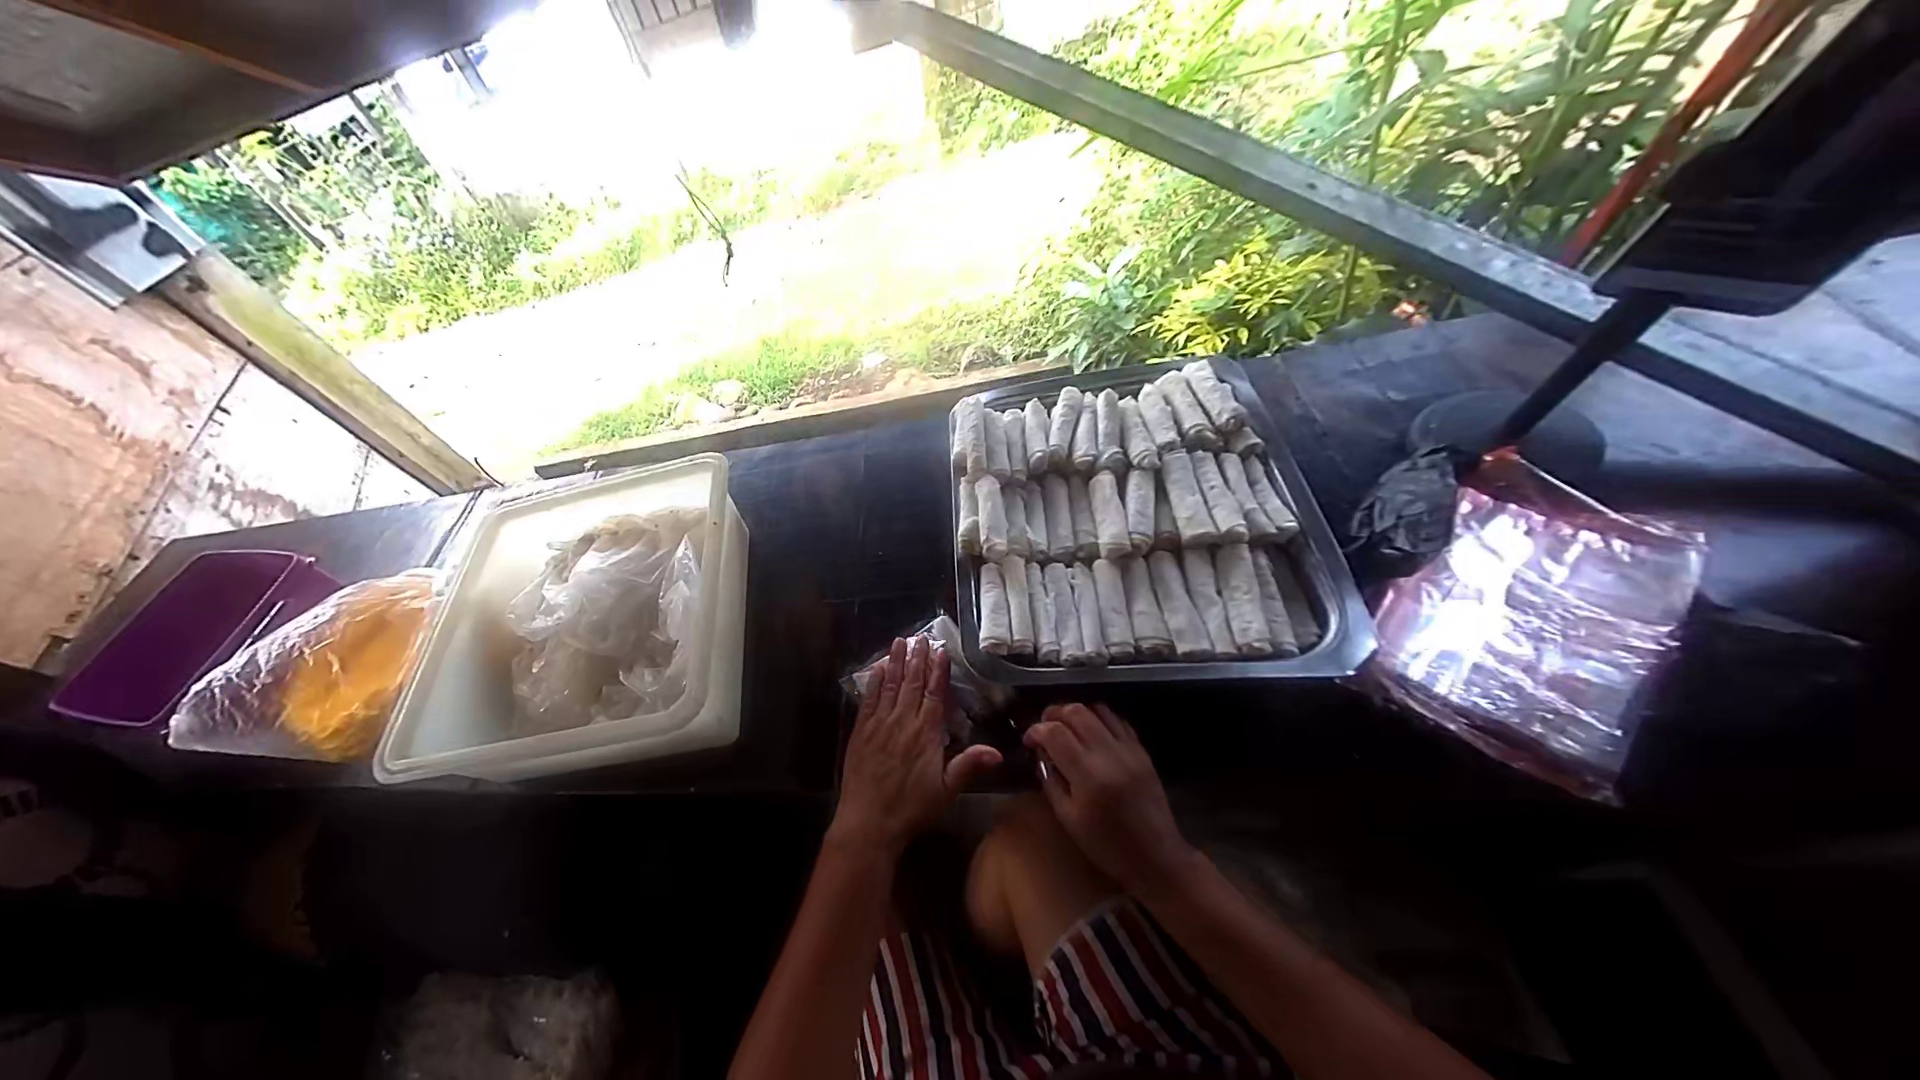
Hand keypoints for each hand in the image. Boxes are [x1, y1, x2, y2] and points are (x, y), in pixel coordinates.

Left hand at [830, 637, 1001, 856]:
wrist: (868, 823)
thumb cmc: (911, 808)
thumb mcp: (946, 790)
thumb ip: (969, 766)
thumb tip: (999, 753)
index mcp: (926, 733)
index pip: (935, 694)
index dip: (939, 671)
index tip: (942, 651)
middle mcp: (902, 722)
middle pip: (912, 683)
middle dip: (918, 658)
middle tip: (922, 637)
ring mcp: (879, 725)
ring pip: (891, 686)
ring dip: (897, 662)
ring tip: (900, 641)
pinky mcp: (861, 732)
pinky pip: (869, 699)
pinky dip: (875, 681)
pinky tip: (879, 668)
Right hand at [1024, 703, 1197, 895]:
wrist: (1155, 856)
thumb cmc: (1107, 845)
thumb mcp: (1068, 818)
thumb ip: (1051, 781)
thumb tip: (1041, 754)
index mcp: (1088, 775)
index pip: (1055, 733)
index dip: (1036, 730)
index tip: (1028, 740)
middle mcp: (1108, 754)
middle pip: (1076, 712)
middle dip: (1054, 713)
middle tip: (1043, 726)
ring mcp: (1128, 749)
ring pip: (1098, 709)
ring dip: (1076, 711)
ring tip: (1066, 725)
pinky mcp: (1141, 750)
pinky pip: (1118, 720)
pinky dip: (1099, 718)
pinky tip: (1091, 731)